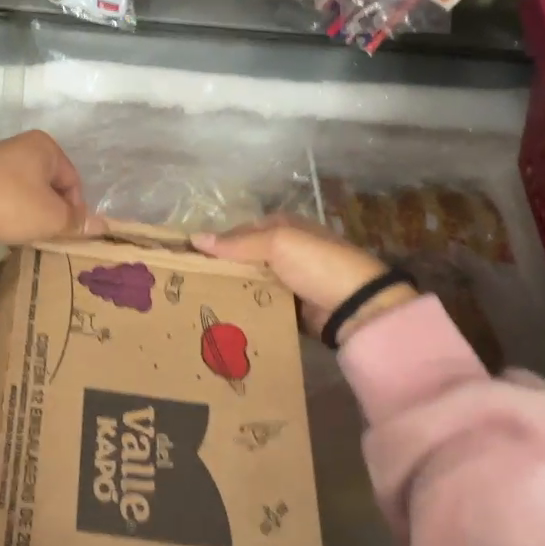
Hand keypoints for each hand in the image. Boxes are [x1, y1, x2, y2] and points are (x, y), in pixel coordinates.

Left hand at [0, 131, 91, 250]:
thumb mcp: (53, 218)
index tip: (67, 231)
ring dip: (32, 210)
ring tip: (25, 231)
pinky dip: (10, 208)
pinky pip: (5, 192)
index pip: (73, 181)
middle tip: (47, 233)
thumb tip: (104, 227)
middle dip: (52, 209)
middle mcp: (21, 144)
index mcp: (44, 145)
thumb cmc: (11, 206)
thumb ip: (79, 221)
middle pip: (50, 183)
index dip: (74, 209)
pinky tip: (3, 224)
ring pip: (27, 189)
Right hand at [191, 215, 406, 339]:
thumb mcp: (277, 243)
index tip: (188, 259)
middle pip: (244, 259)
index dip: (215, 243)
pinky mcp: (293, 308)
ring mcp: (290, 280)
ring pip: (251, 283)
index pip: (239, 232)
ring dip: (232, 292)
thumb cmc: (316, 263)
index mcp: (282, 227)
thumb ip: (237, 243)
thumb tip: (194, 238)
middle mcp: (285, 251)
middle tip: (187, 286)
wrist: (357, 307)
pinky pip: (263, 306)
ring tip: (198, 305)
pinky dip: (248, 310)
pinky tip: (225, 318)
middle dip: (221, 270)